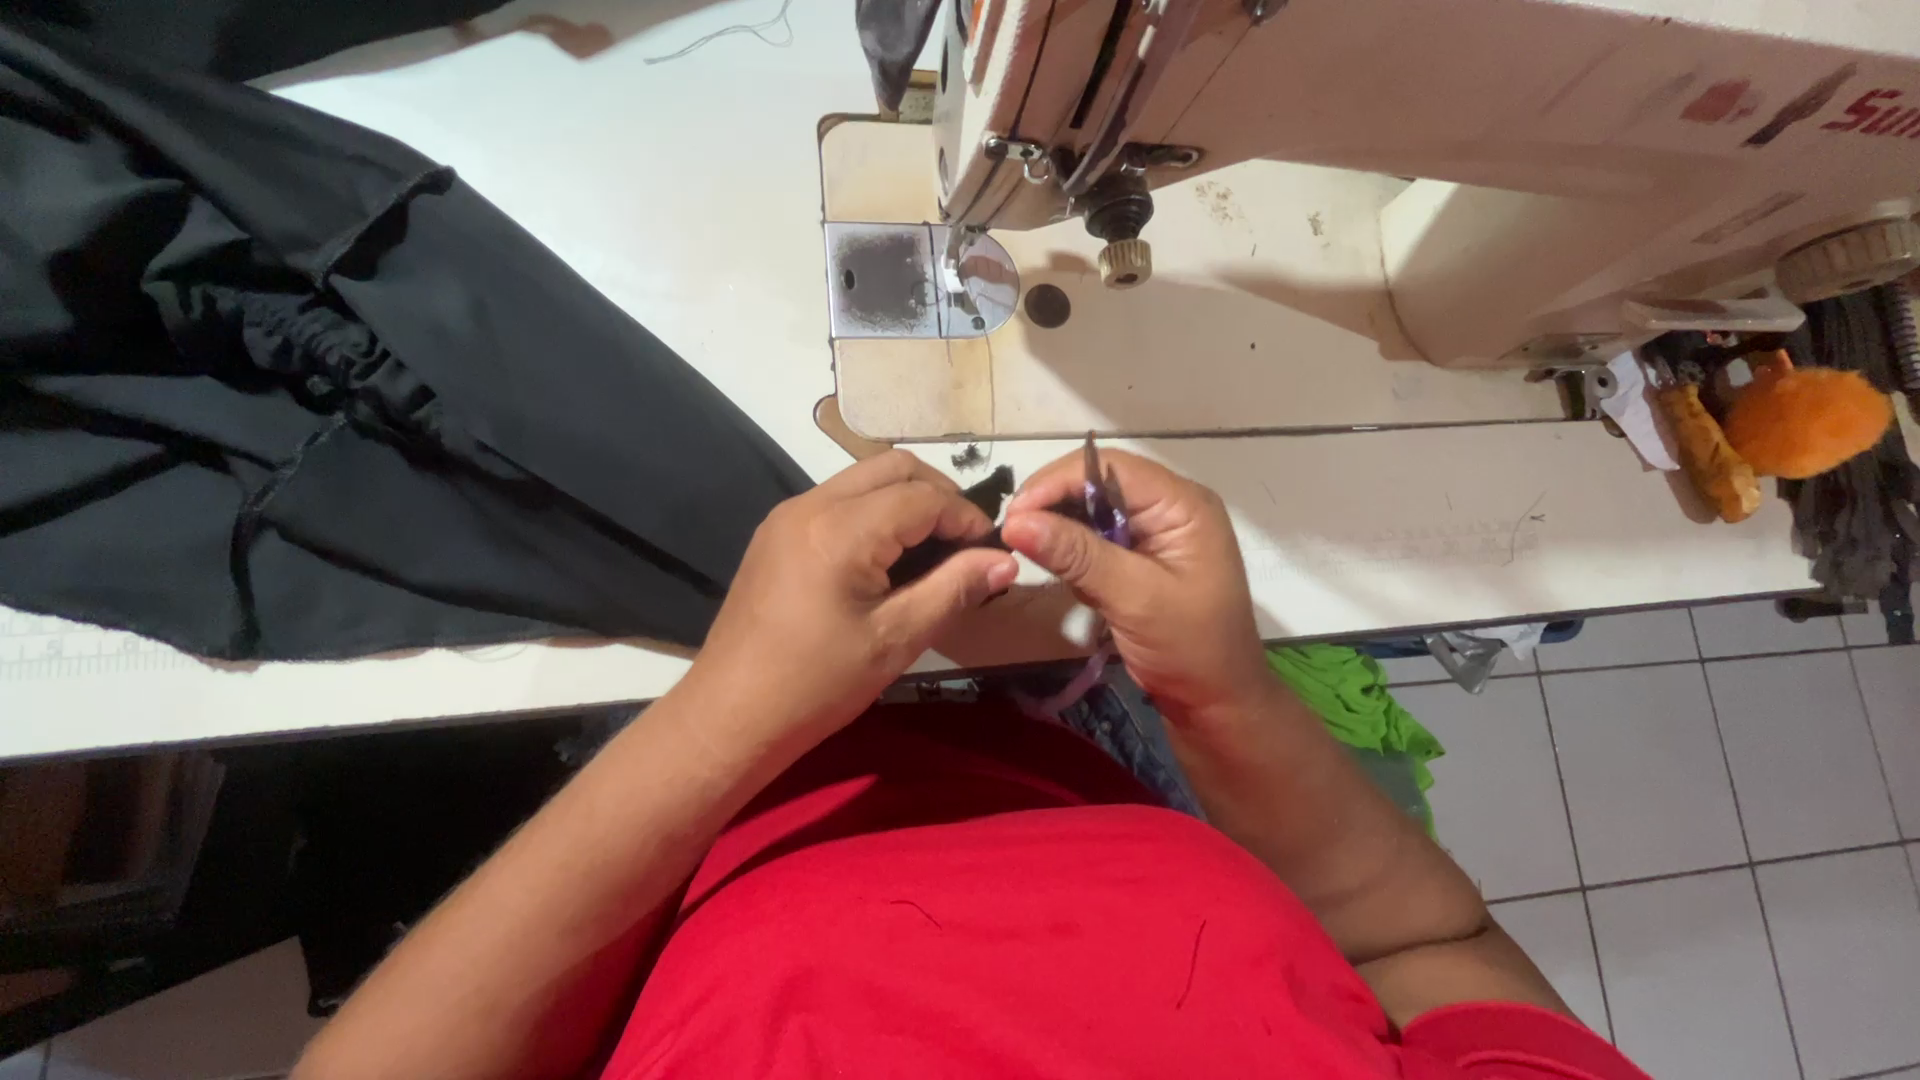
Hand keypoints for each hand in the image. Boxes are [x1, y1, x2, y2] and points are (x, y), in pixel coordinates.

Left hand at [689, 450, 1018, 743]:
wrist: (731, 715)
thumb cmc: (817, 685)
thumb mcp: (896, 640)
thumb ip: (954, 589)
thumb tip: (1007, 561)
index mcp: (840, 530)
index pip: (923, 497)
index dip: (966, 518)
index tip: (991, 551)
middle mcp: (810, 505)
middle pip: (893, 467)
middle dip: (939, 495)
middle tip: (964, 542)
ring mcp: (788, 515)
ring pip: (864, 478)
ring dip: (906, 500)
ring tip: (932, 550)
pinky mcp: (777, 532)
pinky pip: (839, 500)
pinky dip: (875, 512)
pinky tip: (887, 557)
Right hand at [999, 450, 1271, 723]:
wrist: (1216, 701)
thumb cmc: (1189, 647)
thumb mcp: (1133, 598)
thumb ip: (1076, 555)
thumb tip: (1014, 522)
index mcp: (1182, 504)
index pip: (1111, 467)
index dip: (1057, 481)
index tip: (1015, 513)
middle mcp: (1168, 506)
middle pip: (1098, 482)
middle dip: (1053, 502)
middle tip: (1011, 530)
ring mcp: (1154, 531)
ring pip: (1091, 510)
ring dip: (1058, 527)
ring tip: (1023, 547)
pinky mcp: (1139, 557)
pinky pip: (1095, 537)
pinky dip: (1071, 550)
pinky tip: (1056, 568)